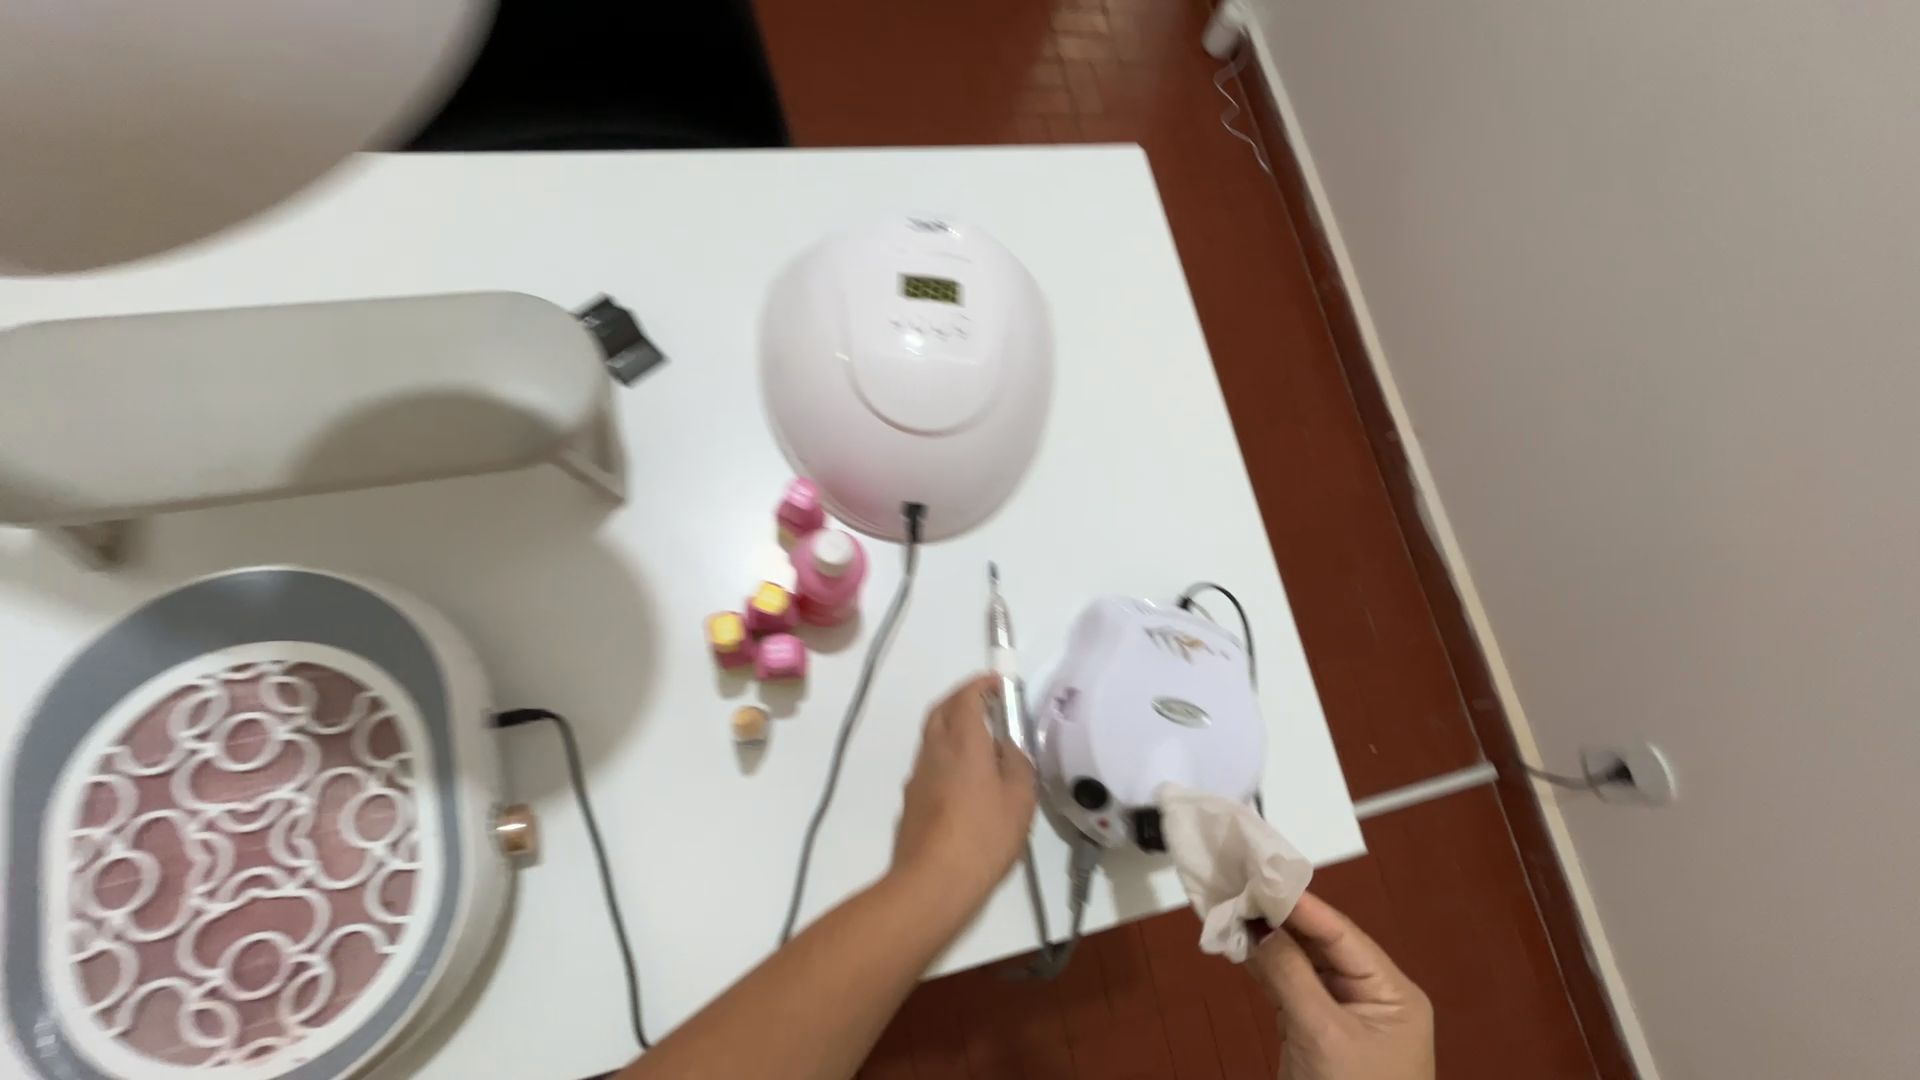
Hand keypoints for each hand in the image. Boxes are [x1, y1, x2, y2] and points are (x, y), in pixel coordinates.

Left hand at [891, 674, 1035, 903]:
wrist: (932, 882)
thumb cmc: (983, 836)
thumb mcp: (1019, 799)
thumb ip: (1016, 764)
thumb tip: (1008, 747)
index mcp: (962, 742)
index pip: (966, 697)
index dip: (980, 684)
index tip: (997, 682)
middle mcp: (934, 750)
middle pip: (942, 710)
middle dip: (961, 699)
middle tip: (986, 703)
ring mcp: (917, 775)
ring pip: (932, 736)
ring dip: (952, 727)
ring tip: (979, 741)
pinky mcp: (911, 799)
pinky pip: (929, 763)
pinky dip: (945, 755)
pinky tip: (963, 779)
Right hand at [1245, 891, 1434, 1079]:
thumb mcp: (1323, 1034)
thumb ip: (1290, 972)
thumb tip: (1255, 921)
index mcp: (1390, 991)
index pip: (1339, 932)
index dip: (1298, 902)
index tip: (1256, 872)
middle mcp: (1368, 993)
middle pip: (1318, 941)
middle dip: (1276, 916)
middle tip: (1234, 883)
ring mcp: (1339, 1011)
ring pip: (1298, 959)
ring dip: (1264, 936)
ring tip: (1226, 904)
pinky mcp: (1312, 1028)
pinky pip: (1285, 982)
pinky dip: (1260, 963)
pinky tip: (1233, 942)